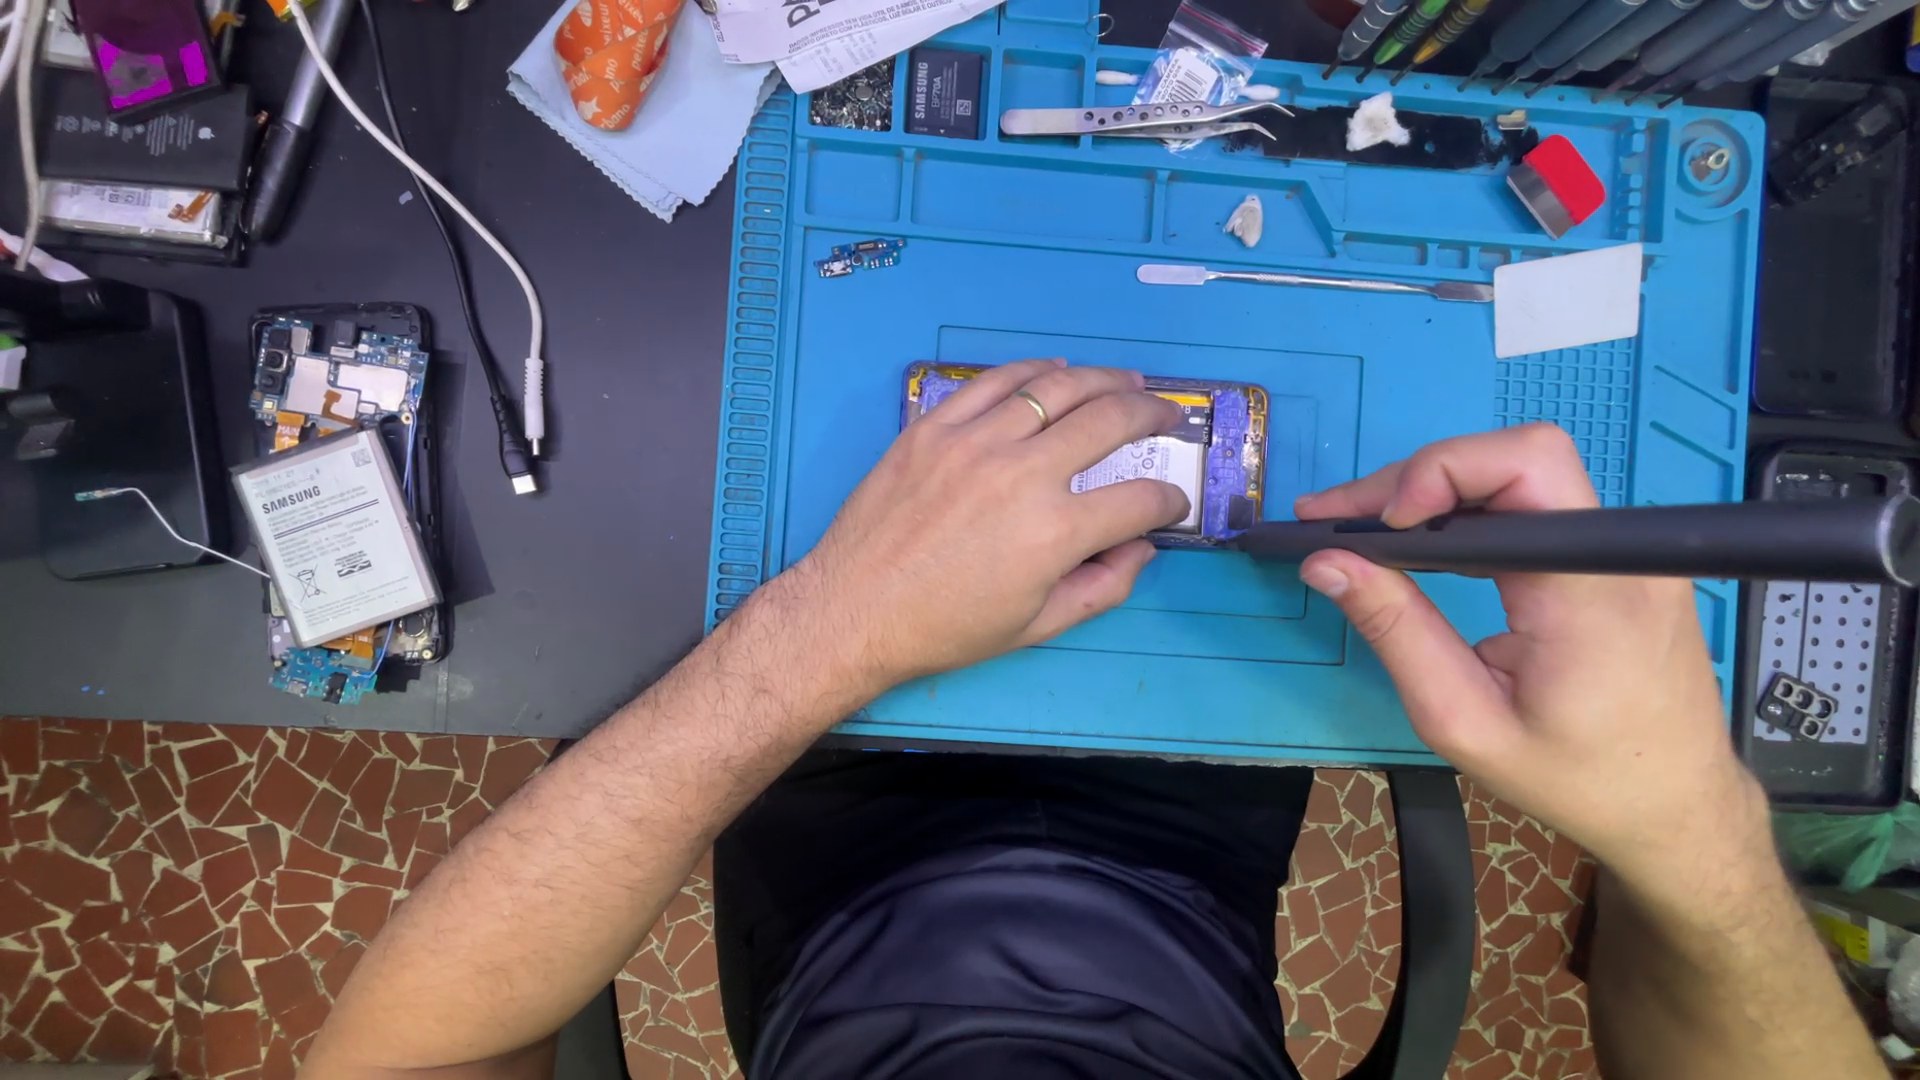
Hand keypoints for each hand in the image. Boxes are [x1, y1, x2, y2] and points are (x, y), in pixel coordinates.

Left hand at [772, 359, 1189, 693]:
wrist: (855, 609)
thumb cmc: (946, 628)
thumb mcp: (1036, 627)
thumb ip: (1104, 587)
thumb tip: (1142, 547)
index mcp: (1056, 533)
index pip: (1141, 500)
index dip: (1169, 501)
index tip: (1170, 502)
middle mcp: (1023, 474)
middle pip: (1111, 421)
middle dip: (1154, 416)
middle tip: (1168, 416)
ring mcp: (975, 442)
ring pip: (1057, 387)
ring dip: (1104, 380)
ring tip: (1127, 383)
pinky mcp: (934, 427)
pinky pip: (994, 381)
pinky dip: (1033, 370)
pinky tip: (1055, 370)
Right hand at [1294, 424, 1765, 886]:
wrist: (1673, 809)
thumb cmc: (1570, 777)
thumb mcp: (1458, 717)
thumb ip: (1394, 630)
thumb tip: (1326, 562)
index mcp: (1587, 587)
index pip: (1525, 466)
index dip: (1440, 472)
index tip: (1375, 526)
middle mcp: (1613, 552)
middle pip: (1505, 461)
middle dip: (1407, 480)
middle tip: (1329, 519)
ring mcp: (1614, 553)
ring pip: (1508, 478)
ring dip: (1423, 495)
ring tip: (1353, 530)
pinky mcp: (1602, 562)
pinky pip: (1519, 511)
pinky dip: (1453, 516)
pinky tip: (1406, 544)